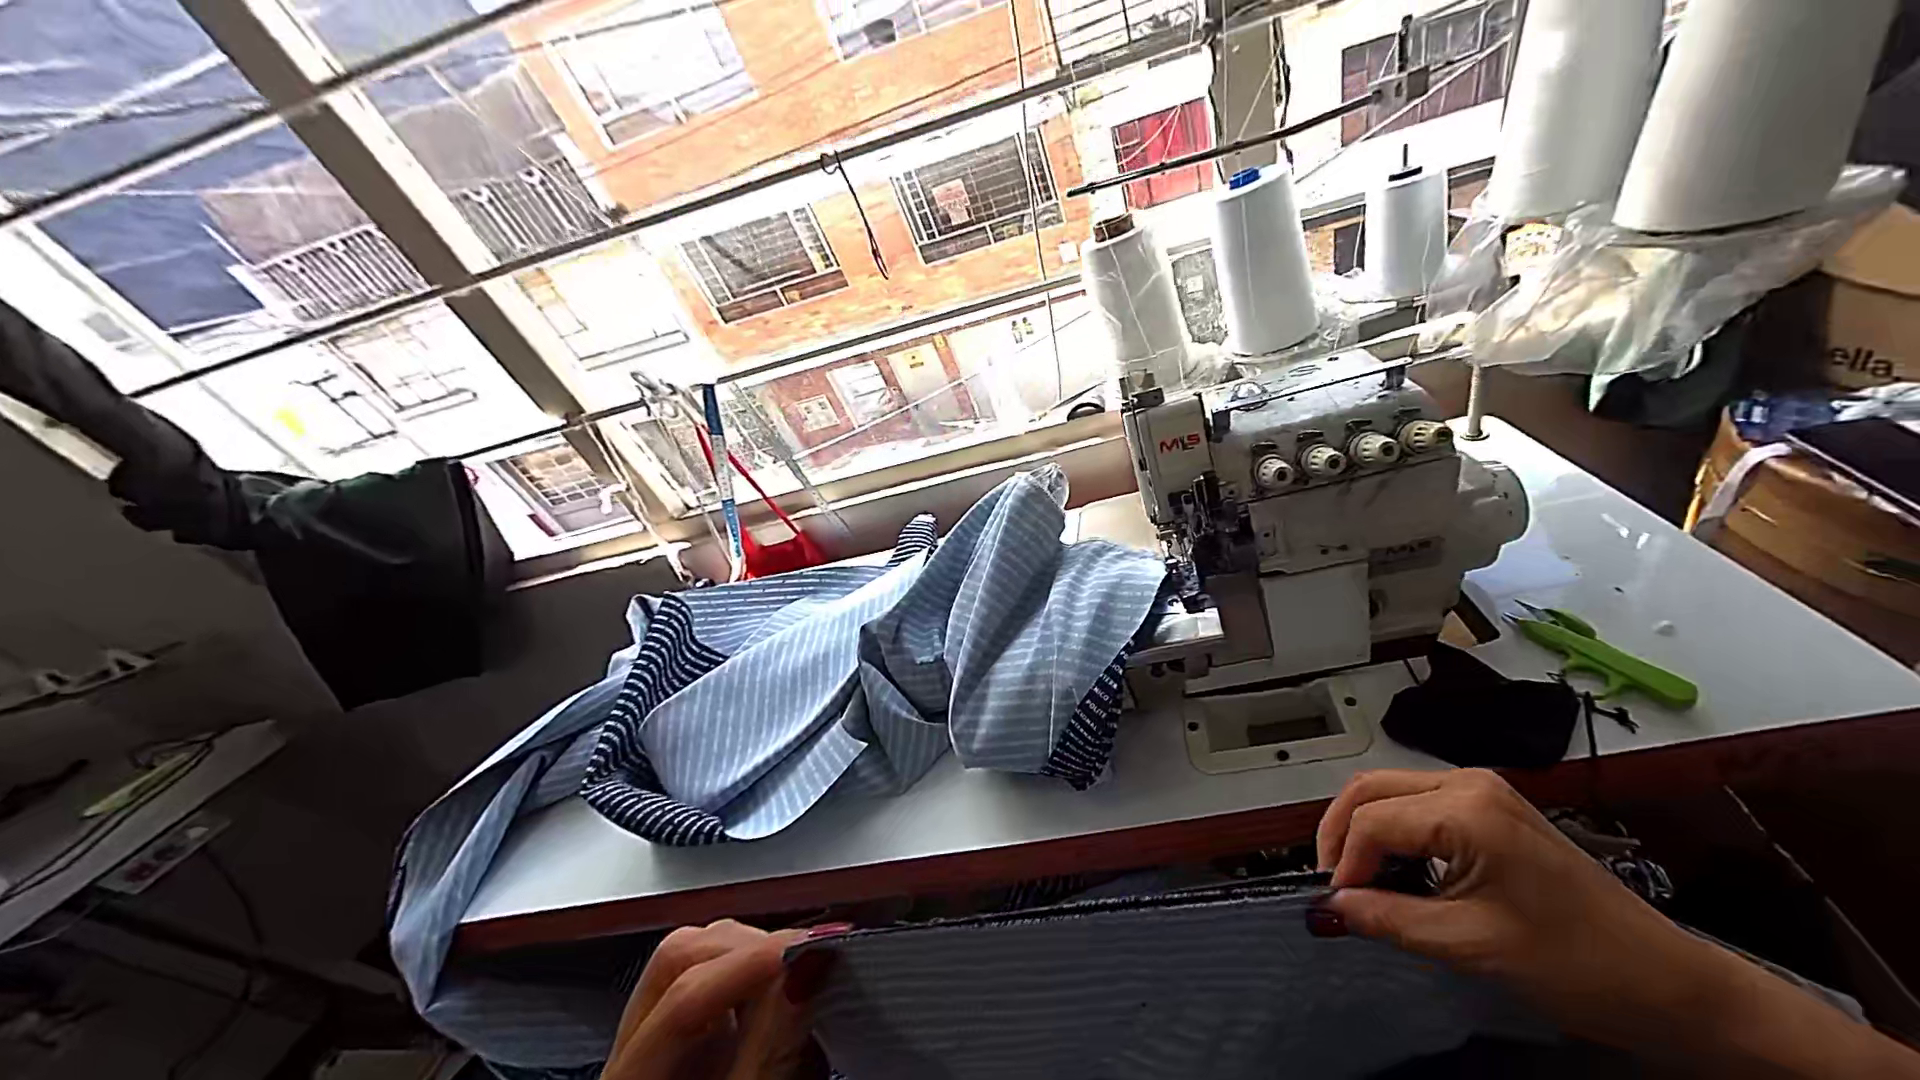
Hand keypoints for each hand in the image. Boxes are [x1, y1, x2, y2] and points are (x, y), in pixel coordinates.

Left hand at [604, 919, 837, 1079]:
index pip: (685, 997)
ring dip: (749, 953)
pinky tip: (781, 987)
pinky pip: (709, 975)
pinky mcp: (684, 1043)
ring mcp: (652, 1044)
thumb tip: (809, 964)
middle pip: (680, 959)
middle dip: (750, 948)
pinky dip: (750, 968)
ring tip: (797, 972)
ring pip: (691, 957)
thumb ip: (776, 1048)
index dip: (755, 963)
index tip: (818, 947)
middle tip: (810, 958)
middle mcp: (631, 1056)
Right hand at [1315, 769, 1919, 1075]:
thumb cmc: (1585, 965)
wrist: (1676, 986)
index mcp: (1467, 809)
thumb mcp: (1473, 945)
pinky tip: (1391, 867)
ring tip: (1356, 877)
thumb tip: (1330, 908)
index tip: (1336, 903)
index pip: (1372, 822)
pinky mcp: (1489, 807)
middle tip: (1332, 882)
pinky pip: (1415, 803)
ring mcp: (1481, 791)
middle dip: (1339, 833)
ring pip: (1387, 792)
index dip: (1344, 862)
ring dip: (1361, 829)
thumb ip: (1389, 918)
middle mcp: (1469, 784)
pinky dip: (1390, 830)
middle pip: (1369, 790)